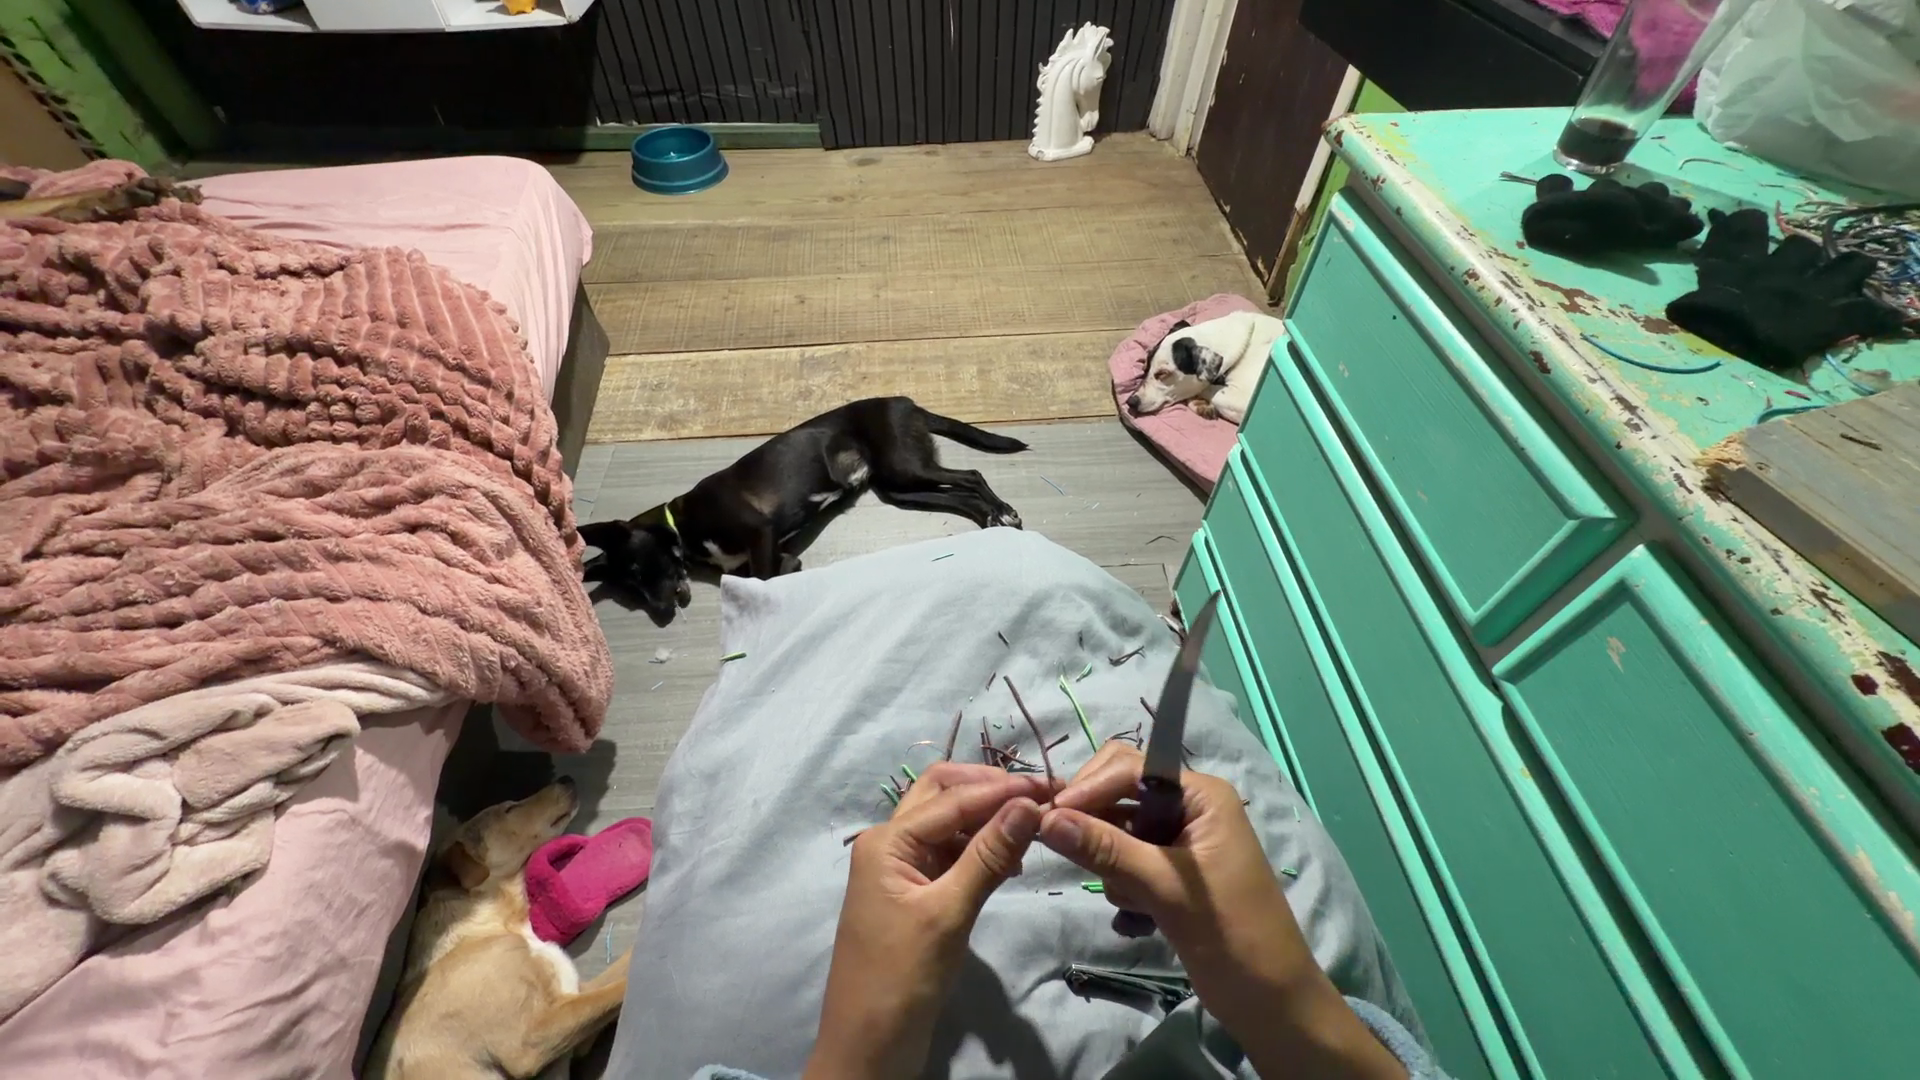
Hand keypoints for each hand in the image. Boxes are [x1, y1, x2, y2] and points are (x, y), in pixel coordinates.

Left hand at [804, 764, 1050, 1079]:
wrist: (868, 1051)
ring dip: (987, 817)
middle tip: (1038, 797)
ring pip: (948, 821)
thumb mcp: (949, 914)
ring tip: (1031, 827)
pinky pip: (950, 851)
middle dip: (989, 790)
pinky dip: (980, 847)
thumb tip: (1028, 805)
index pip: (952, 798)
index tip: (1051, 787)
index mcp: (887, 840)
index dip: (1003, 790)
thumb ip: (988, 856)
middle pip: (943, 794)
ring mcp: (901, 866)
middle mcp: (890, 841)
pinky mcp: (915, 890)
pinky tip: (1010, 860)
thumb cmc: (902, 979)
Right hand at [1039, 744, 1405, 1079]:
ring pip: (1116, 824)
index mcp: (1201, 794)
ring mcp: (1179, 836)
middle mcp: (1189, 804)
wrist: (1274, 1007)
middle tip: (1072, 851)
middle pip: (1118, 789)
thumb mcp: (1166, 890)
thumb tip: (1046, 819)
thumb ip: (1106, 849)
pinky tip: (1136, 911)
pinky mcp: (1170, 867)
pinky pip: (1125, 854)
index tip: (1051, 816)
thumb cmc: (1233, 938)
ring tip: (1130, 898)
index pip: (1130, 766)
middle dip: (1096, 821)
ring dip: (1110, 859)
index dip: (1089, 785)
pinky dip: (1120, 878)